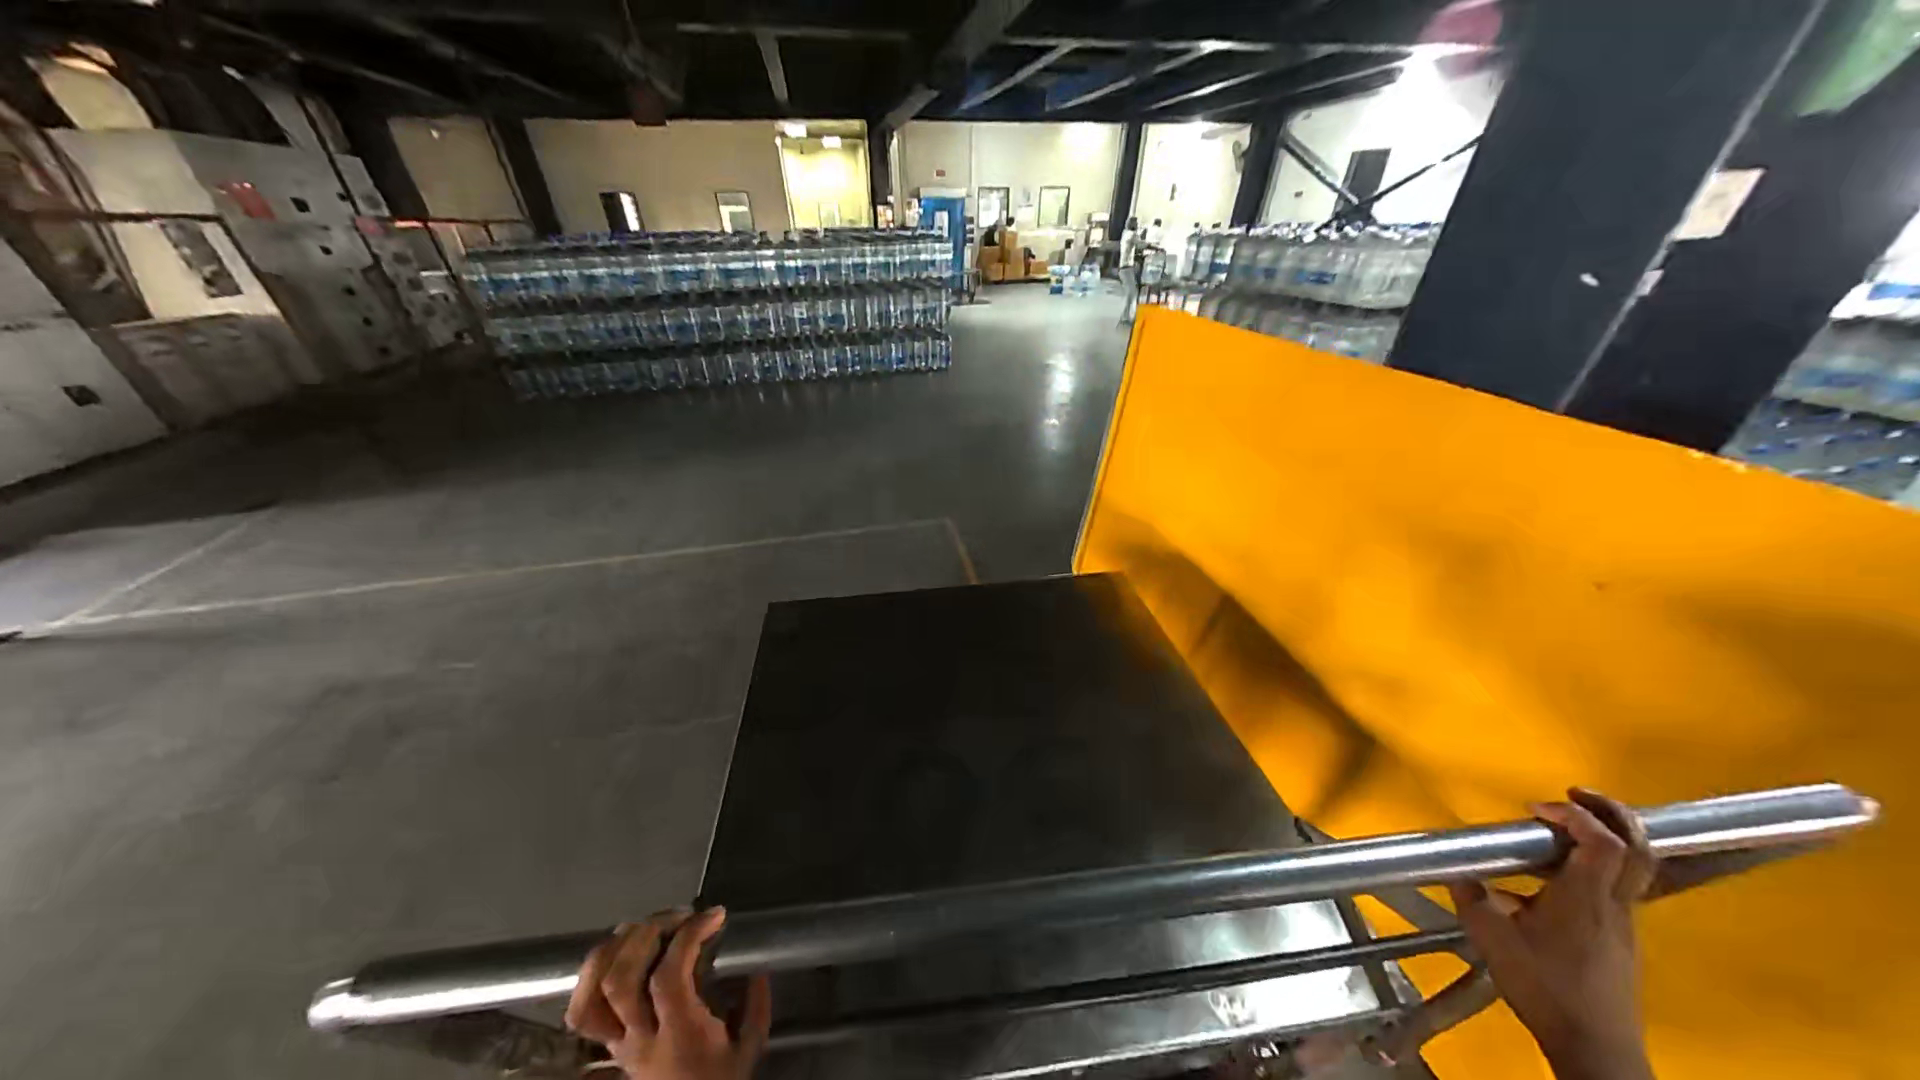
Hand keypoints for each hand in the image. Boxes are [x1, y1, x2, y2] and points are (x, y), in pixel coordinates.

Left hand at [566, 907, 771, 1079]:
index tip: (714, 916)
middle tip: (679, 916)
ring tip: (648, 925)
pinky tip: (620, 949)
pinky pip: (582, 1010)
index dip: (687, 938)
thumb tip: (757, 969)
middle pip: (621, 981)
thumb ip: (756, 1007)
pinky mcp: (607, 1044)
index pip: (667, 979)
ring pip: (593, 994)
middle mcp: (640, 1040)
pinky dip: (593, 972)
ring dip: (616, 948)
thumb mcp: (749, 1050)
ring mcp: (617, 1044)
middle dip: (647, 935)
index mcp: (680, 1038)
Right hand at [1447, 789, 1658, 1079]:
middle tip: (1574, 794)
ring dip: (1604, 836)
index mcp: (1586, 899)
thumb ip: (1471, 898)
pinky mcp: (1621, 938)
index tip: (1538, 809)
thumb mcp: (1492, 938)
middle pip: (1638, 848)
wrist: (1595, 1047)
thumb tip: (1457, 872)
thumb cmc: (1545, 987)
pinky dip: (1595, 865)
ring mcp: (1625, 923)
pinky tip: (1556, 878)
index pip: (1603, 842)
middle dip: (1610, 812)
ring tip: (1562, 829)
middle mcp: (1615, 905)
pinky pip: (1618, 886)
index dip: (1576, 814)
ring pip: (1633, 867)